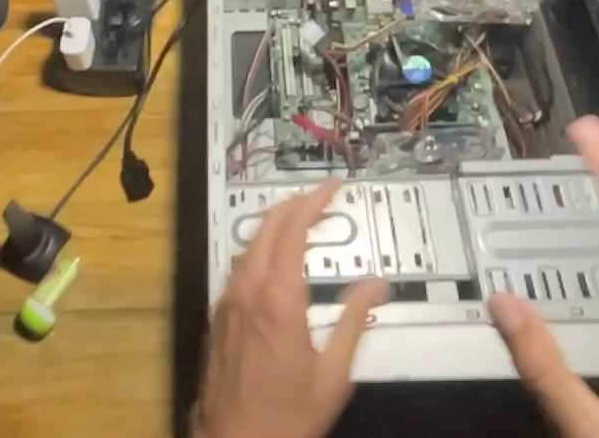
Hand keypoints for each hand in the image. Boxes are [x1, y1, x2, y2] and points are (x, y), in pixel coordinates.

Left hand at [196, 177, 389, 437]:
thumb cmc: (289, 414)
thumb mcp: (334, 373)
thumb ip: (355, 321)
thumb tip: (379, 284)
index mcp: (279, 297)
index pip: (294, 228)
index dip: (314, 200)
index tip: (334, 185)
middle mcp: (248, 287)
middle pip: (268, 225)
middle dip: (295, 203)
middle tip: (322, 196)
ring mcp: (229, 298)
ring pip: (251, 241)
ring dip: (276, 222)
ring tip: (303, 219)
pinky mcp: (219, 312)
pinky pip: (240, 263)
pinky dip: (261, 246)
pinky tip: (276, 255)